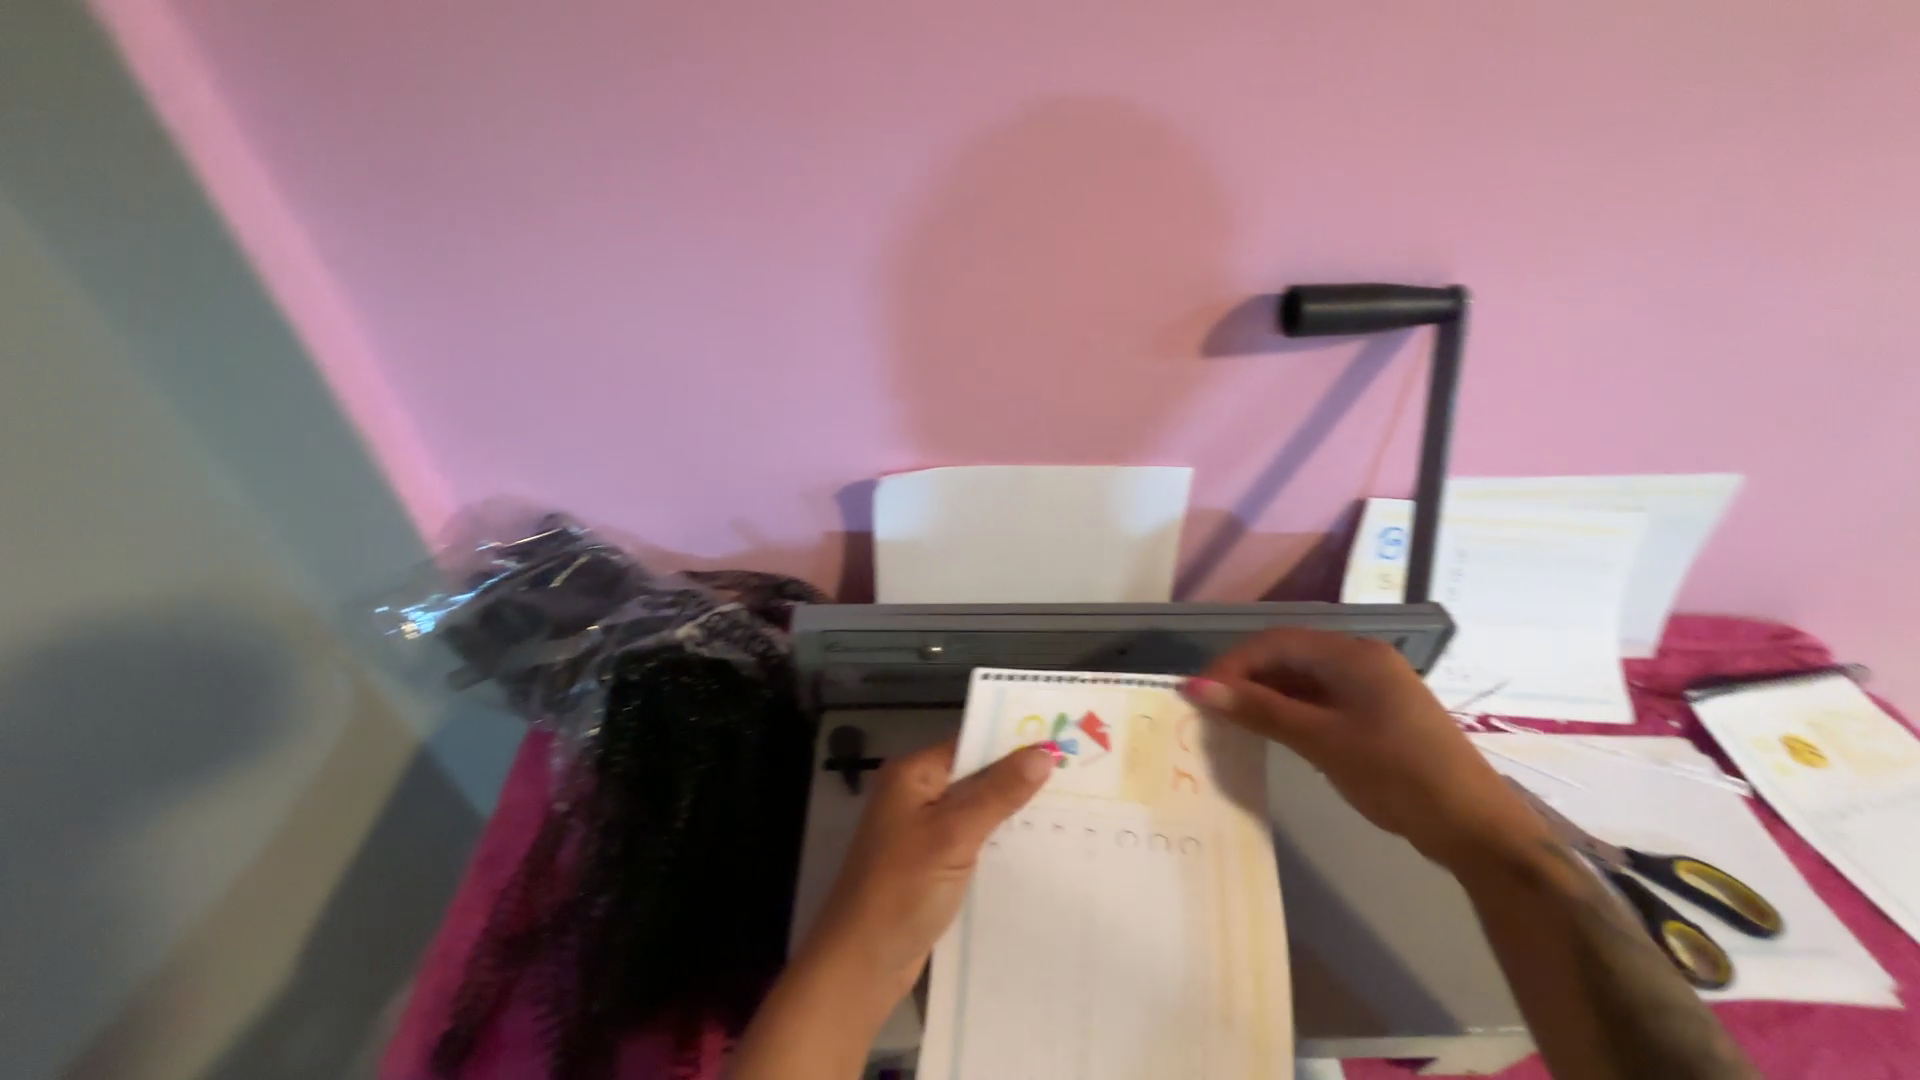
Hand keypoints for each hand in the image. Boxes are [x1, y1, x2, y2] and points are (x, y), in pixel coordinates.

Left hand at [795, 739, 1053, 1010]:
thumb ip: (999, 792)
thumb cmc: (902, 888)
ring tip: (1073, 805)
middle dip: (1020, 776)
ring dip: (1014, 810)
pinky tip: (1040, 844)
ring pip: (978, 808)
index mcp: (912, 774)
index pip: (971, 743)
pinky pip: (973, 838)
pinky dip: (1000, 839)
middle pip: (976, 774)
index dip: (1014, 741)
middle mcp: (915, 793)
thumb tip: (1044, 752)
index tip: (1063, 741)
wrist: (862, 962)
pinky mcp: (933, 862)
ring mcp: (923, 830)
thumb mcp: (954, 834)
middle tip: (1079, 774)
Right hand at [1181, 628, 1550, 872]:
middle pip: (1288, 657)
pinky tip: (1268, 733)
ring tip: (1229, 723)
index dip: (1231, 664)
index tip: (1198, 694)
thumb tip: (1196, 688)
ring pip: (1302, 680)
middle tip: (1208, 710)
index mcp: (1353, 654)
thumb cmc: (1397, 775)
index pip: (1275, 642)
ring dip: (1264, 697)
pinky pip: (1319, 701)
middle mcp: (1361, 660)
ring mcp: (1370, 688)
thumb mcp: (1322, 741)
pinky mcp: (1374, 715)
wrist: (1474, 827)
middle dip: (1244, 679)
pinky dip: (1289, 713)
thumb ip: (1259, 710)